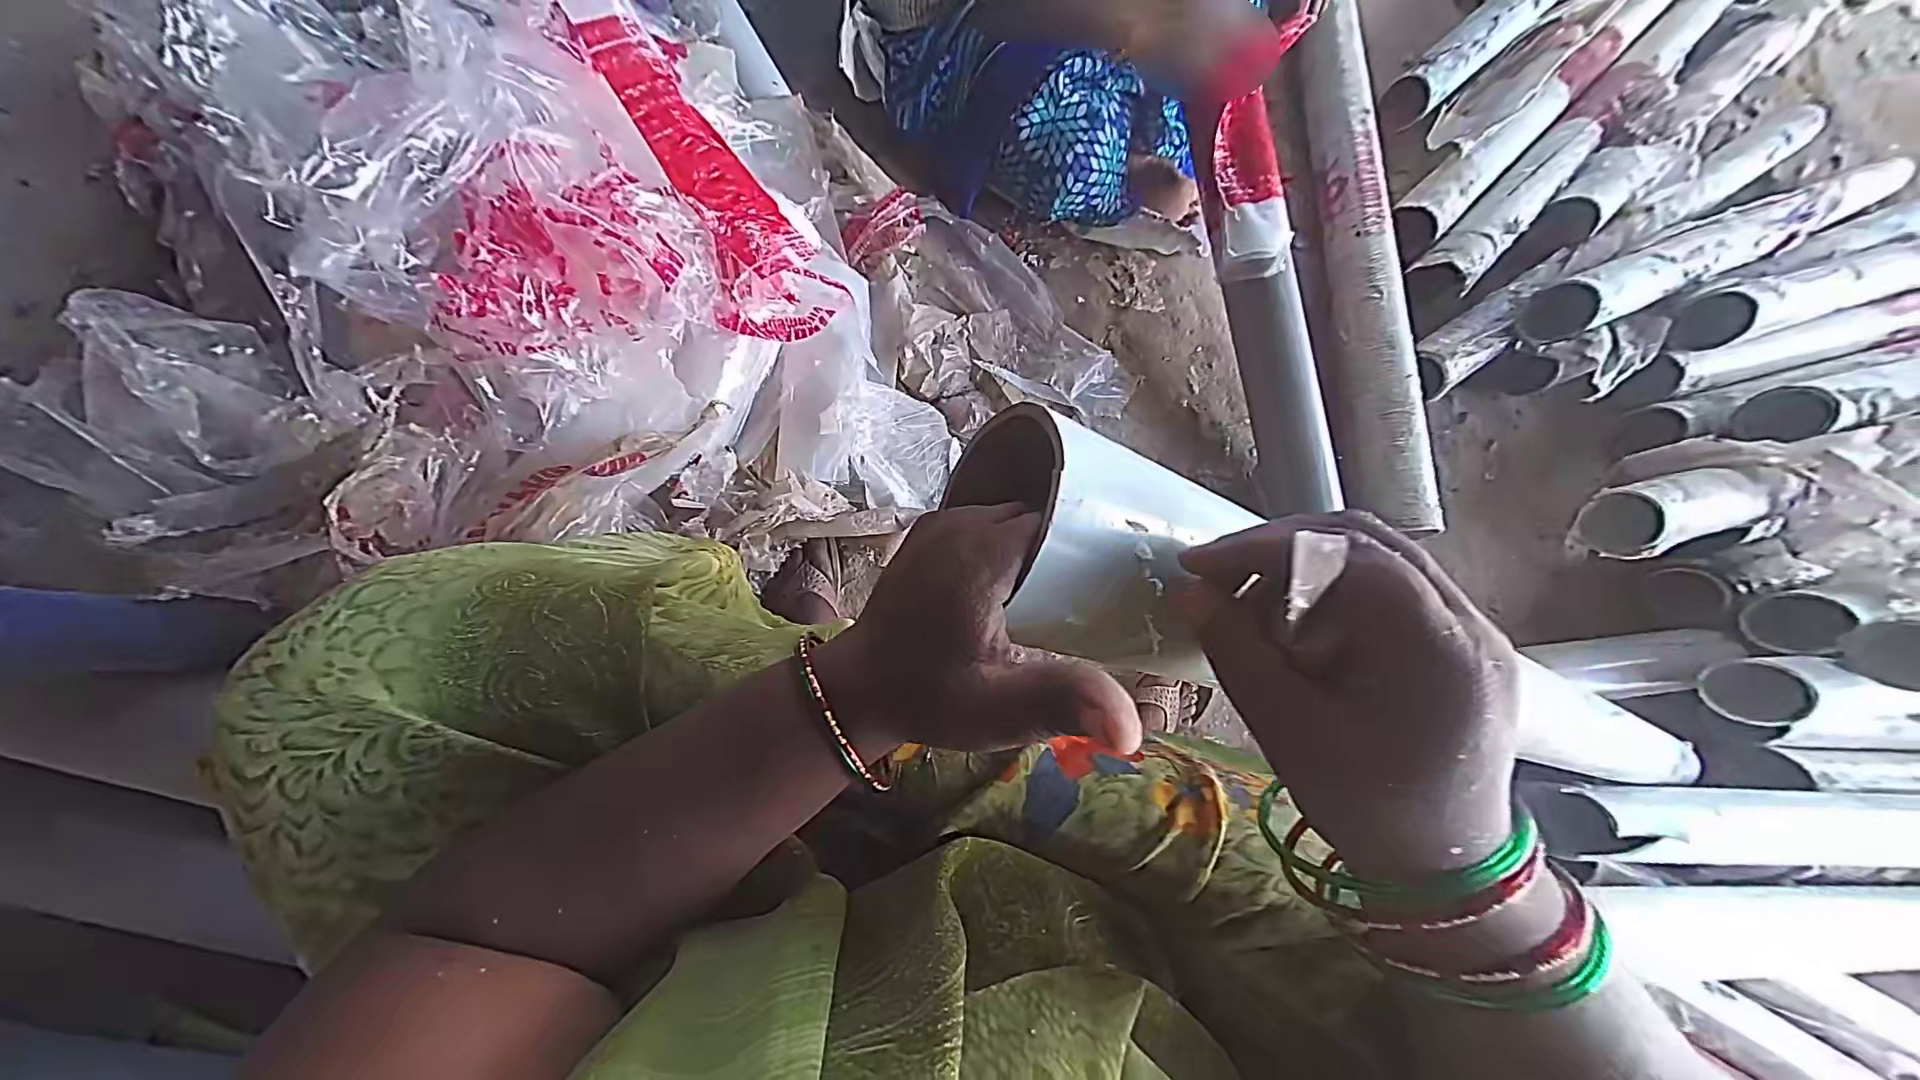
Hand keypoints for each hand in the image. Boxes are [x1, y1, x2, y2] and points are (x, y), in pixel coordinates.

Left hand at [813, 504, 1141, 755]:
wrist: (858, 688)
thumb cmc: (928, 697)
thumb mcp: (999, 710)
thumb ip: (1064, 704)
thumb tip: (1132, 731)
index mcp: (981, 552)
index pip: (1058, 524)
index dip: (1090, 548)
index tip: (1114, 580)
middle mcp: (958, 524)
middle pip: (1036, 518)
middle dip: (1066, 548)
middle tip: (1091, 592)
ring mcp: (938, 525)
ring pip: (1010, 519)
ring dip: (1036, 548)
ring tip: (1058, 591)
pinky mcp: (927, 534)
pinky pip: (984, 524)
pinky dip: (1007, 546)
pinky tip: (1016, 585)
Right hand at [1171, 511, 1519, 878]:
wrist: (1444, 864)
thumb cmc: (1365, 805)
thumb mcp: (1286, 730)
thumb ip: (1236, 651)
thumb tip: (1190, 592)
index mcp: (1438, 650)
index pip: (1349, 554)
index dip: (1265, 547)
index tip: (1200, 565)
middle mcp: (1467, 622)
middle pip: (1363, 540)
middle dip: (1277, 549)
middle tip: (1219, 576)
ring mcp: (1468, 626)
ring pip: (1372, 554)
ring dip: (1300, 565)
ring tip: (1252, 603)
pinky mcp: (1453, 636)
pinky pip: (1383, 582)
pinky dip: (1325, 586)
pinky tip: (1293, 619)